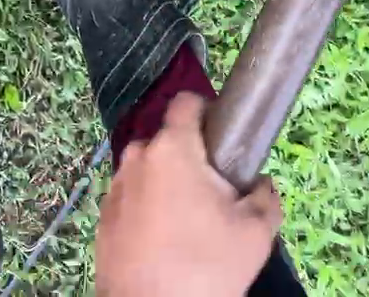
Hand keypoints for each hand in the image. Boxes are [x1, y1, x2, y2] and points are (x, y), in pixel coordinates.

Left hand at [94, 93, 282, 296]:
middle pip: (170, 142)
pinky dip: (147, 208)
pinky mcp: (104, 212)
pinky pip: (133, 196)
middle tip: (213, 197)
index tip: (222, 137)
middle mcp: (138, 155)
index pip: (186, 102)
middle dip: (191, 161)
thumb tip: (260, 181)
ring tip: (189, 226)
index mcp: (172, 148)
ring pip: (150, 170)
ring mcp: (116, 183)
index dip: (207, 110)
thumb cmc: (204, 266)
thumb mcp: (254, 234)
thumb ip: (264, 196)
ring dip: (168, 185)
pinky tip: (163, 242)